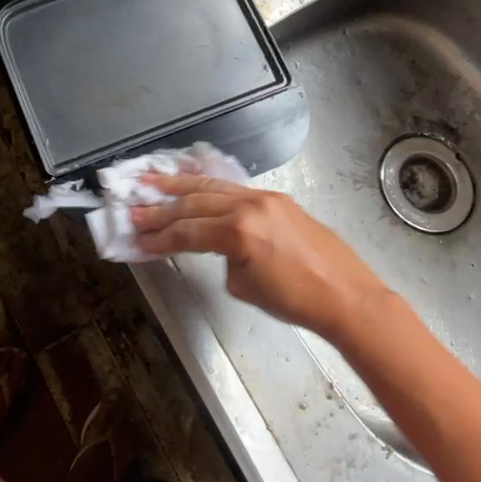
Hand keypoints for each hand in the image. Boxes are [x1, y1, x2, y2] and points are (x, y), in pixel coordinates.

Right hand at [133, 175, 392, 340]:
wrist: (346, 295)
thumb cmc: (296, 301)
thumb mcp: (246, 287)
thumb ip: (223, 259)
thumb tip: (217, 246)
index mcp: (239, 231)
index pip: (188, 231)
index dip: (160, 237)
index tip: (137, 238)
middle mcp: (249, 206)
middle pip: (195, 202)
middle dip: (162, 207)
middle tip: (134, 208)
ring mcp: (265, 198)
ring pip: (213, 187)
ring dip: (181, 185)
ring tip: (152, 180)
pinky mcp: (277, 199)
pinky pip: (234, 187)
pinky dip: (209, 187)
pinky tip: (194, 184)